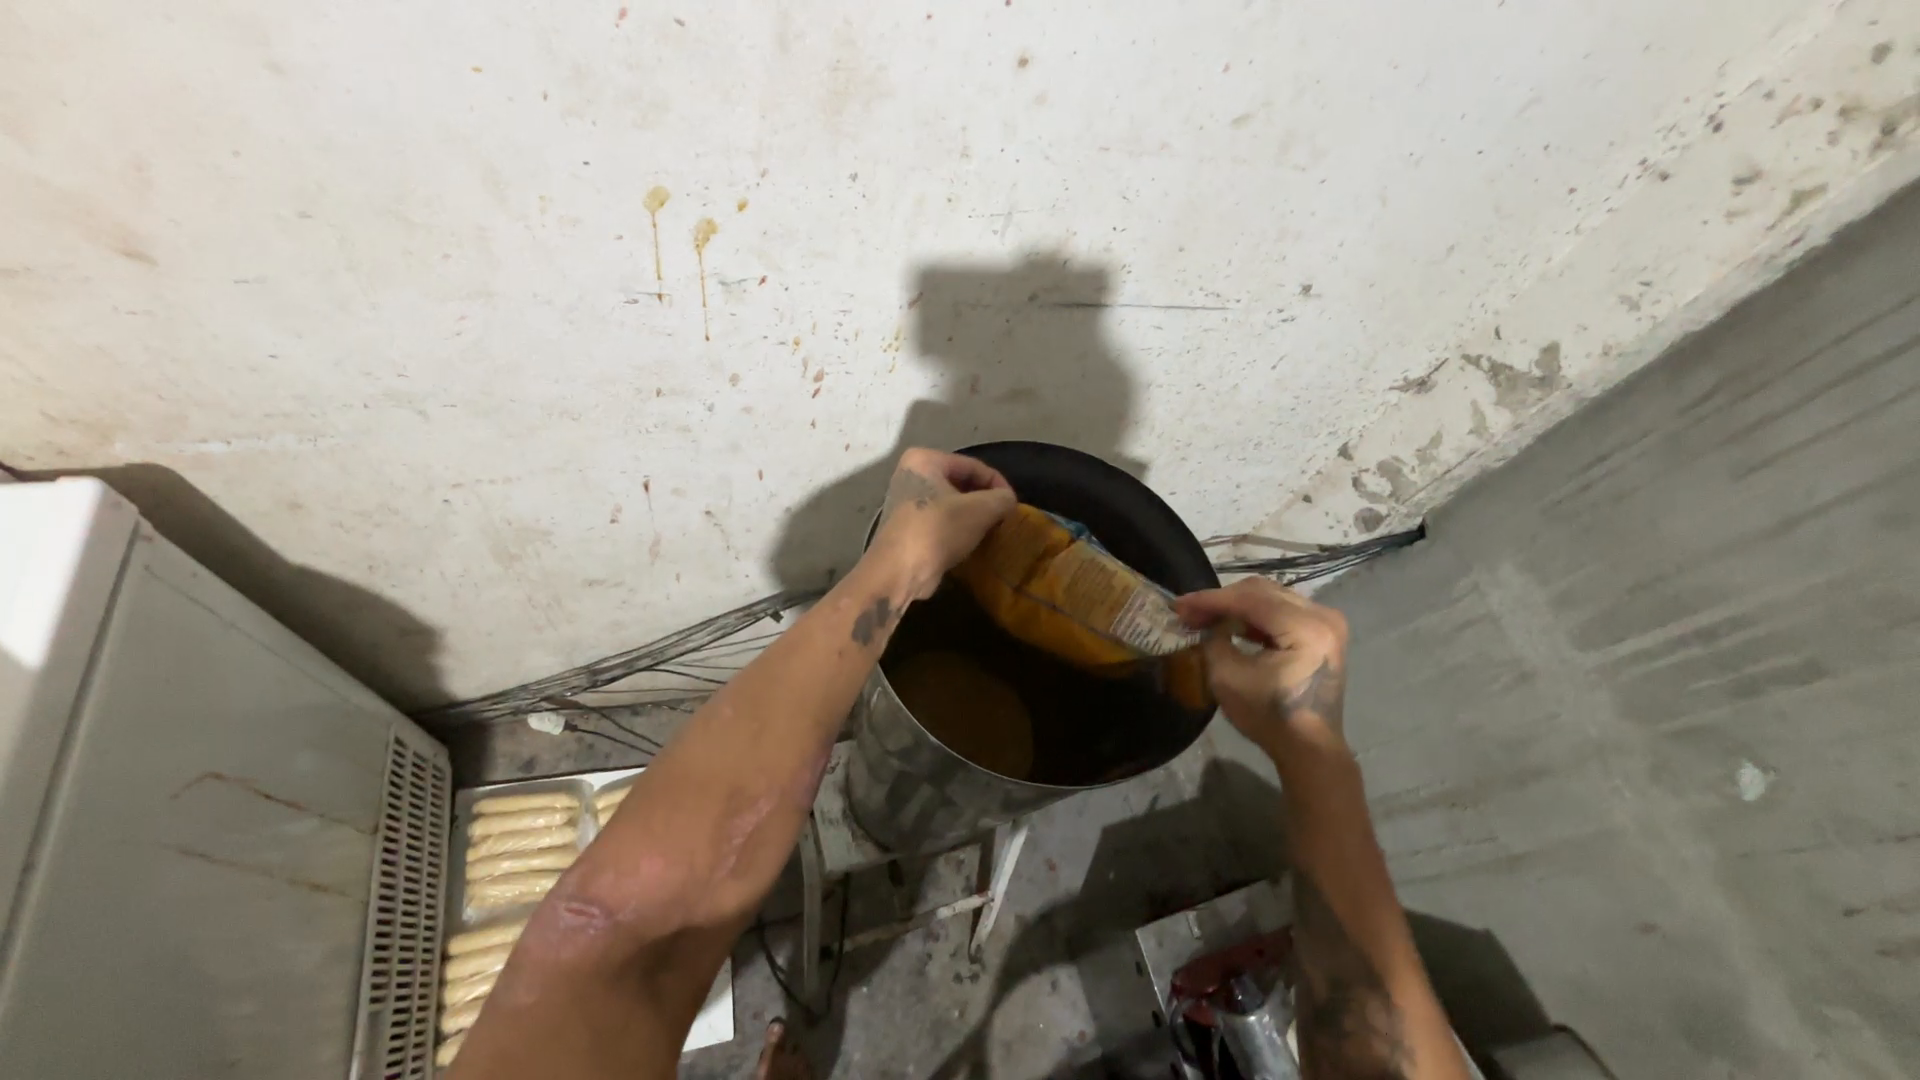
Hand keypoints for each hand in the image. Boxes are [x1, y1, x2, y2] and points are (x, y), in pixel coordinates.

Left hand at [867, 448, 1016, 598]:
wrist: (900, 570)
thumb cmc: (938, 529)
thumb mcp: (980, 510)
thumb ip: (1001, 499)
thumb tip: (1008, 500)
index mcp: (924, 460)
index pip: (972, 466)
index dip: (997, 483)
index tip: (1013, 504)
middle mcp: (911, 475)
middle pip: (960, 483)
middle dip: (984, 499)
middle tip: (1003, 516)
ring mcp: (906, 502)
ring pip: (951, 503)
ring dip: (972, 515)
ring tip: (991, 529)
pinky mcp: (907, 526)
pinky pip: (941, 520)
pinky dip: (958, 528)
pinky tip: (971, 541)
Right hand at [1175, 578, 1349, 754]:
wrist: (1309, 747)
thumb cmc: (1269, 716)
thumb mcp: (1227, 677)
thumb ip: (1213, 639)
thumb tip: (1206, 622)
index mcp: (1307, 628)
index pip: (1250, 600)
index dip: (1210, 600)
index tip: (1178, 605)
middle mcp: (1323, 616)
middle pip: (1262, 592)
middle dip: (1221, 600)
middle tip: (1188, 611)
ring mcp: (1326, 622)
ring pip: (1270, 597)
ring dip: (1235, 605)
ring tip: (1205, 616)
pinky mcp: (1321, 631)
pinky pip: (1281, 609)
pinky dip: (1253, 614)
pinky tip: (1230, 623)